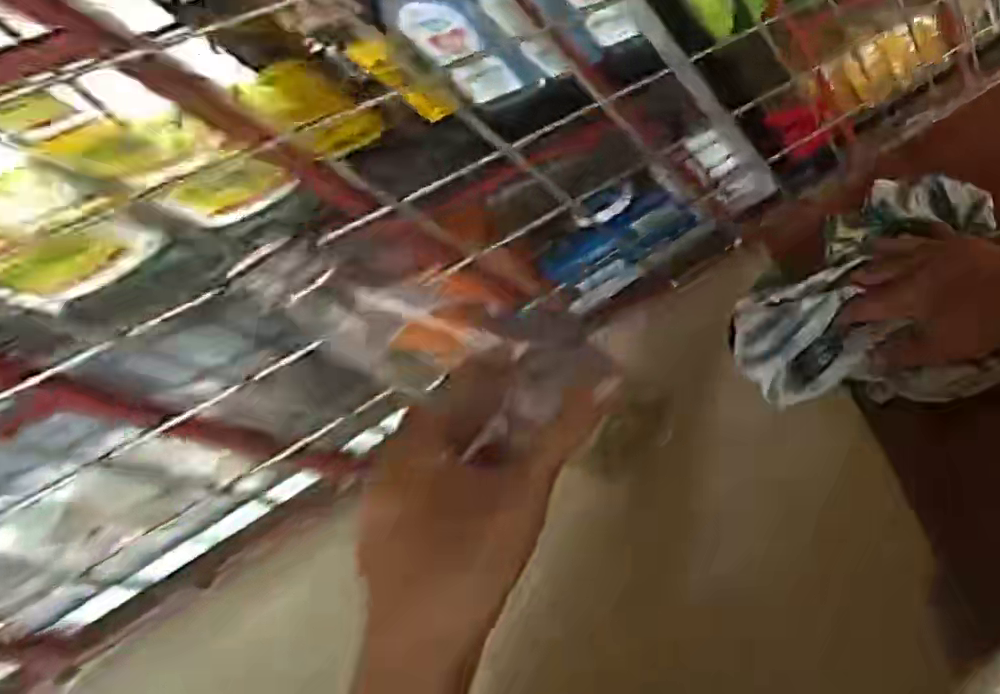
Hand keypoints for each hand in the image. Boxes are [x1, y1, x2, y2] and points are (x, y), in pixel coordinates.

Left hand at [355, 354, 618, 692]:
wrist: (423, 652)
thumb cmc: (472, 557)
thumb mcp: (527, 488)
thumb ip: (564, 431)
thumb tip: (609, 380)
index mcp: (410, 452)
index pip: (454, 387)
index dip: (496, 364)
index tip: (535, 347)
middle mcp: (391, 471)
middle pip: (448, 417)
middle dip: (496, 397)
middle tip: (542, 379)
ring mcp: (390, 506)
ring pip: (444, 450)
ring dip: (486, 430)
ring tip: (531, 416)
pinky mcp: (400, 532)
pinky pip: (439, 476)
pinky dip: (474, 460)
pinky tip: (506, 467)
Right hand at [841, 229, 999, 367]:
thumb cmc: (982, 323)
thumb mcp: (942, 348)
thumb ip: (904, 352)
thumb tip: (872, 358)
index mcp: (908, 294)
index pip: (869, 304)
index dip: (851, 313)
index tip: (837, 321)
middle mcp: (916, 266)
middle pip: (880, 270)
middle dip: (861, 277)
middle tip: (847, 280)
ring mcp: (938, 249)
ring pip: (902, 246)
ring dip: (882, 249)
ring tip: (868, 248)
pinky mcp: (959, 241)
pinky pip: (933, 233)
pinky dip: (921, 234)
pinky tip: (918, 232)